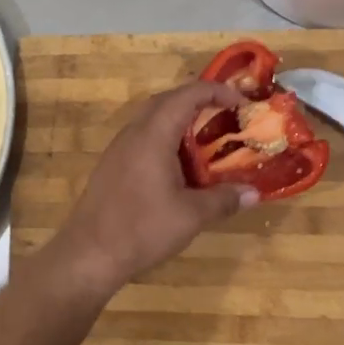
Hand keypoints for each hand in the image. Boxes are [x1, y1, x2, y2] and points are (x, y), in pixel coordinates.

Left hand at [52, 82, 259, 295]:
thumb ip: (223, 199)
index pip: (186, 95)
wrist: (89, 253)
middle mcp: (133, 133)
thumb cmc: (142, 229)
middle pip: (166, 101)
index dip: (215, 91)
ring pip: (152, 120)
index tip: (240, 101)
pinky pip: (142, 138)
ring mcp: (118, 149)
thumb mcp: (191, 216)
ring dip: (179, 121)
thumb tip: (254, 193)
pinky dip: (165, 139)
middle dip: (197, 101)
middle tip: (225, 114)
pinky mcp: (112, 166)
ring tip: (207, 139)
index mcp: (153, 134)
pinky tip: (180, 166)